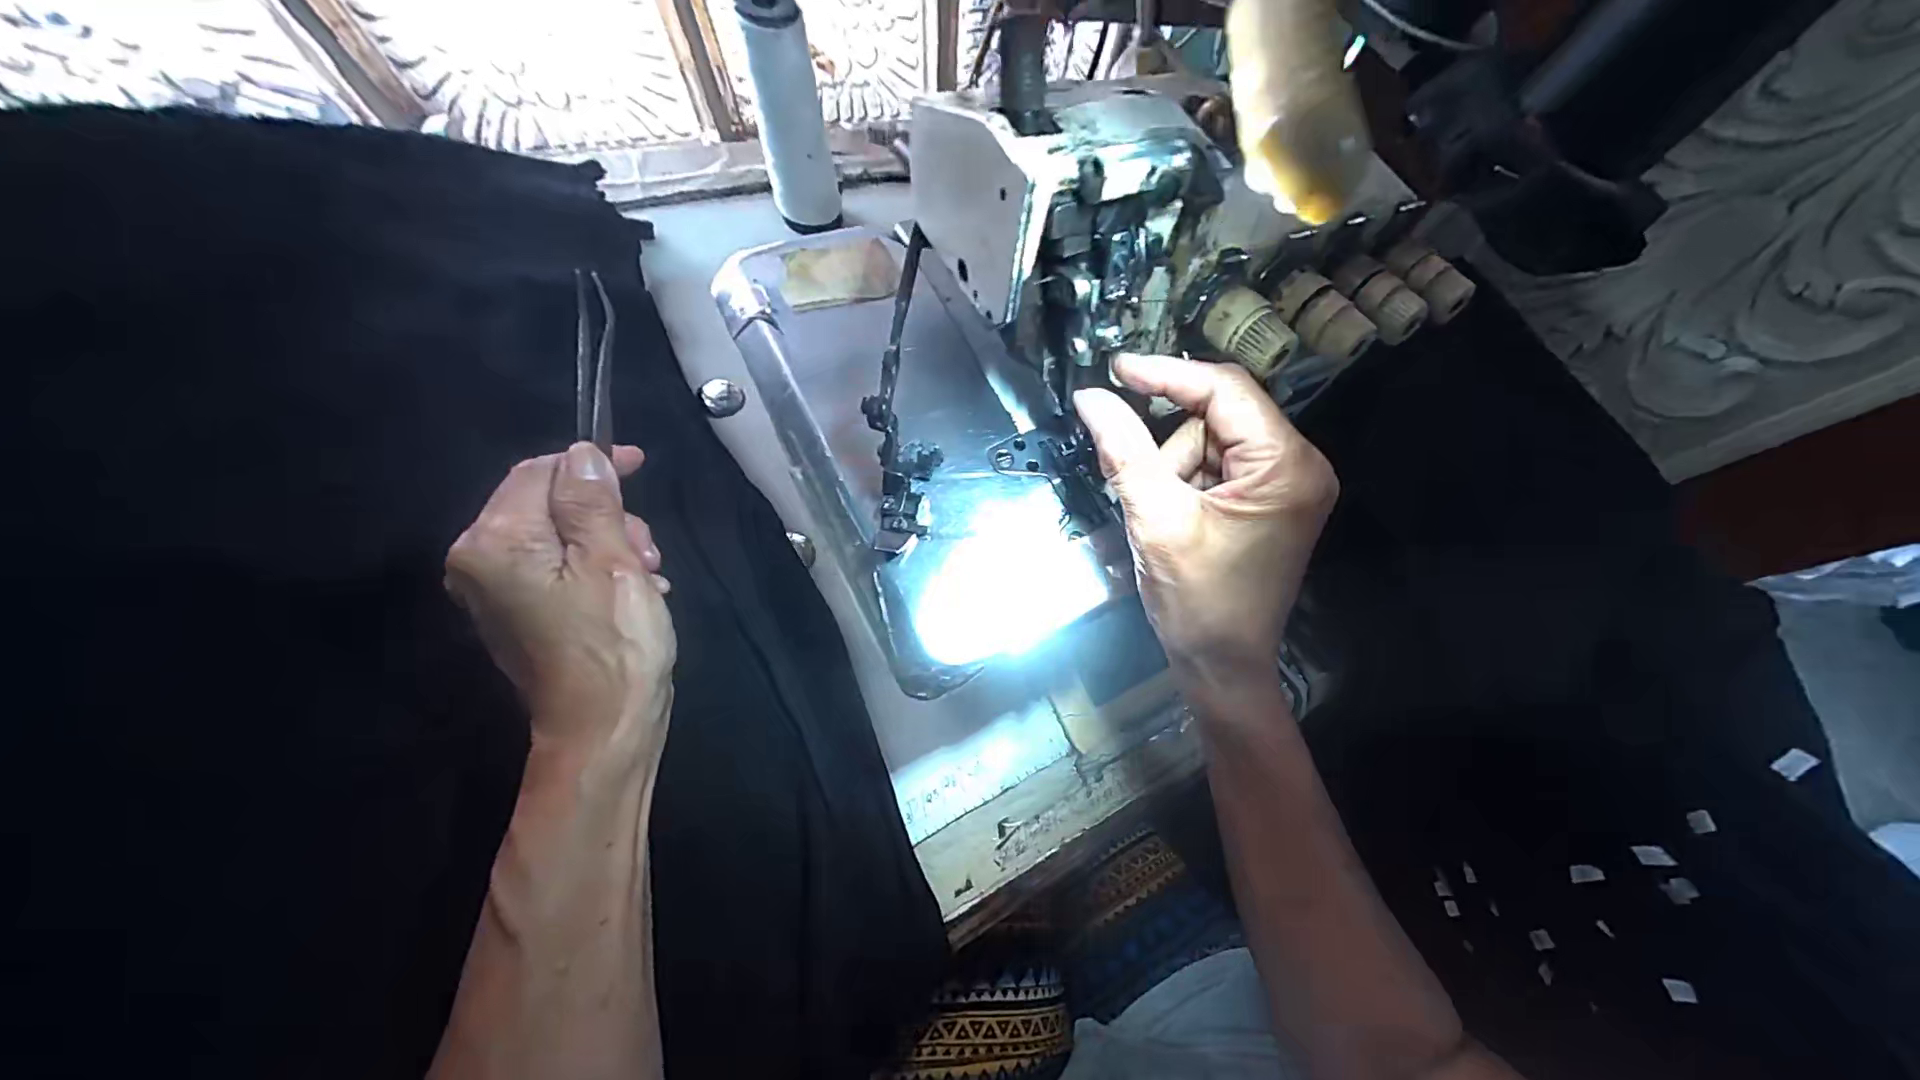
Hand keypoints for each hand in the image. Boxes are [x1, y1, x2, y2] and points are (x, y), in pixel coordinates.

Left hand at [445, 442, 675, 765]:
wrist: (604, 728)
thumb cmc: (614, 642)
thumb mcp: (613, 561)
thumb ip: (594, 502)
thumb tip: (584, 455)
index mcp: (495, 543)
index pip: (538, 473)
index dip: (590, 462)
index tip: (638, 461)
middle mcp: (480, 563)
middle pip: (548, 505)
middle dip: (607, 515)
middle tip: (648, 549)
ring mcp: (497, 592)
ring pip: (561, 536)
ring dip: (612, 544)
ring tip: (650, 575)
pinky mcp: (520, 613)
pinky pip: (559, 568)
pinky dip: (600, 568)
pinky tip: (636, 590)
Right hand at [1073, 353, 1336, 675]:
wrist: (1220, 664)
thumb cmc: (1197, 600)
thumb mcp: (1155, 519)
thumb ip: (1123, 449)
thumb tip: (1091, 397)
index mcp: (1286, 465)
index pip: (1225, 390)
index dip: (1167, 374)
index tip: (1116, 370)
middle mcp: (1297, 465)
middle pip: (1216, 416)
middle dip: (1168, 446)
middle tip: (1141, 486)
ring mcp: (1283, 483)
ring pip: (1207, 441)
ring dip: (1171, 469)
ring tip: (1161, 518)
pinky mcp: (1264, 500)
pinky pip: (1213, 466)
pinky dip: (1181, 482)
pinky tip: (1172, 518)